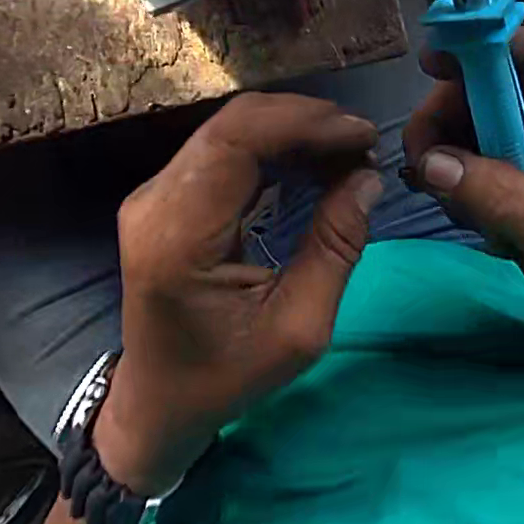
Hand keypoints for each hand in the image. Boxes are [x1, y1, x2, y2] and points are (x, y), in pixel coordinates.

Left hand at [95, 93, 384, 494]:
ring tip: (348, 155)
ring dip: (297, 131)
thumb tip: (368, 177)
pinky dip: (278, 145)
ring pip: (234, 128)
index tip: (362, 136)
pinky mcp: (168, 193)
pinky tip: (315, 163)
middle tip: (364, 146)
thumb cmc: (224, 376)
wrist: (156, 401)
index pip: (237, 139)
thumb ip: (336, 248)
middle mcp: (157, 200)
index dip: (305, 123)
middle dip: (309, 122)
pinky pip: (228, 147)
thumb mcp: (299, 329)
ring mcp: (156, 192)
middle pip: (236, 123)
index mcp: (179, 237)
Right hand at [404, 27, 523, 336]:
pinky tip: (455, 208)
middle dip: (447, 113)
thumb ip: (496, 194)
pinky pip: (467, 156)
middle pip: (487, 87)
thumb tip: (429, 162)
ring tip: (440, 193)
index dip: (483, 46)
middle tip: (420, 155)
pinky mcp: (513, 173)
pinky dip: (450, 176)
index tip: (433, 62)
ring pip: (469, 121)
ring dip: (443, 151)